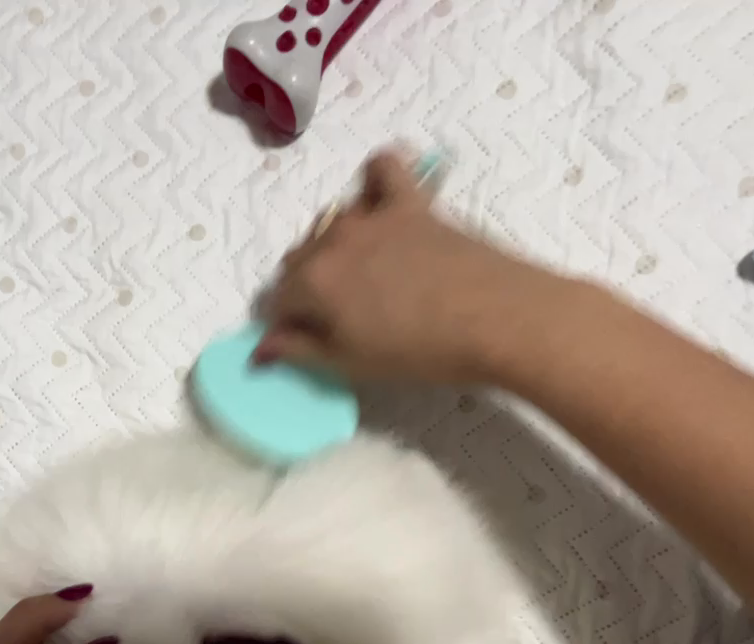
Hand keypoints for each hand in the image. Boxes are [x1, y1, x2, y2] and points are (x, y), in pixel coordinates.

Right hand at [258, 149, 583, 386]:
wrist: (494, 317)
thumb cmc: (416, 352)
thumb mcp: (349, 363)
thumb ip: (298, 350)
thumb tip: (259, 347)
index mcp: (312, 283)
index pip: (276, 300)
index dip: (284, 324)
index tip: (302, 340)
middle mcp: (331, 241)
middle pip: (297, 260)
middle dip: (303, 286)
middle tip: (333, 316)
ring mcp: (371, 216)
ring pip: (331, 223)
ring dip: (331, 247)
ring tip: (359, 276)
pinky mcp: (411, 202)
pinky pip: (383, 170)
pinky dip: (374, 180)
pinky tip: (379, 198)